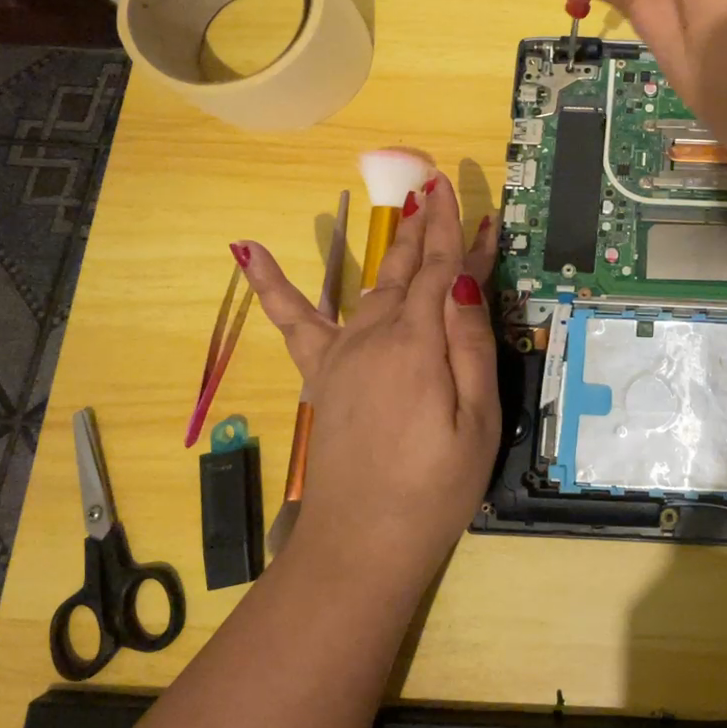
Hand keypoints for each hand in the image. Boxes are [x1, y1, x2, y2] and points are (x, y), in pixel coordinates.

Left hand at [234, 171, 497, 586]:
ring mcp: (342, 353)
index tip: (470, 200)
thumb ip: (469, 346)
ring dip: (391, 245)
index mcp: (417, 345)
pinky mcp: (323, 374)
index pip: (444, 274)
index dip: (460, 237)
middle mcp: (374, 336)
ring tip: (402, 208)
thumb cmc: (437, 486)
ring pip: (370, 285)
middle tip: (435, 185)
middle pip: (407, 270)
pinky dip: (274, 284)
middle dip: (426, 227)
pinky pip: (295, 321)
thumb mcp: (477, 419)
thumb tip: (462, 281)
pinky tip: (249, 251)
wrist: (364, 542)